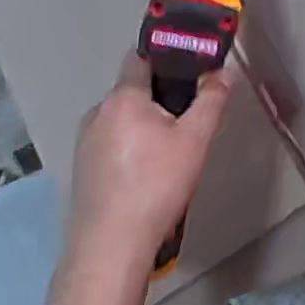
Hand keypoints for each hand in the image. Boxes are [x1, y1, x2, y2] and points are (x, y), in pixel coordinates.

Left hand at [64, 53, 234, 259]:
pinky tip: (151, 171)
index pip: (141, 56)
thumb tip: (222, 73)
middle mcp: (97, 113)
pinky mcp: (83, 170)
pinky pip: (114, 141)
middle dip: (164, 93)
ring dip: (148, 121)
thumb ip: (212, 98)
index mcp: (122, 97)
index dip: (168, 53)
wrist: (110, 251)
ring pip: (124, 117)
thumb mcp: (197, 138)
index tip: (193, 62)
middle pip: (135, 89)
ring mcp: (85, 144)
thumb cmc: (156, 184)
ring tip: (175, 146)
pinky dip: (134, 144)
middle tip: (192, 112)